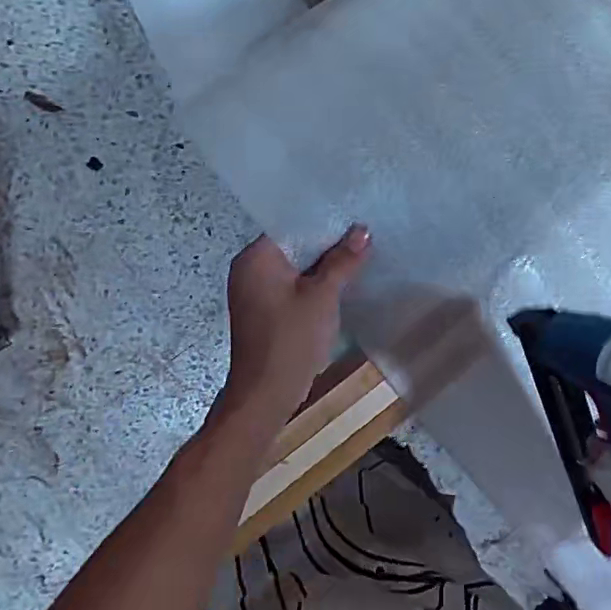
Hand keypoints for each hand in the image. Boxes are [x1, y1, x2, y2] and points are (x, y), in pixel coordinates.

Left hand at [210, 227, 369, 433]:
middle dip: (325, 243)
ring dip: (320, 266)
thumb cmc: (292, 339)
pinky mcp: (261, 310)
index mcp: (255, 258)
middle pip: (292, 245)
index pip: (290, 225)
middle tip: (361, 233)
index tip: (352, 216)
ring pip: (292, 268)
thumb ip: (342, 261)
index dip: (323, 221)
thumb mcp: (323, 296)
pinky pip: (288, 286)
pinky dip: (310, 284)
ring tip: (356, 254)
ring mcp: (252, 291)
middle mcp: (248, 268)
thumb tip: (362, 231)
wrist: (266, 393)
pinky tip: (337, 283)